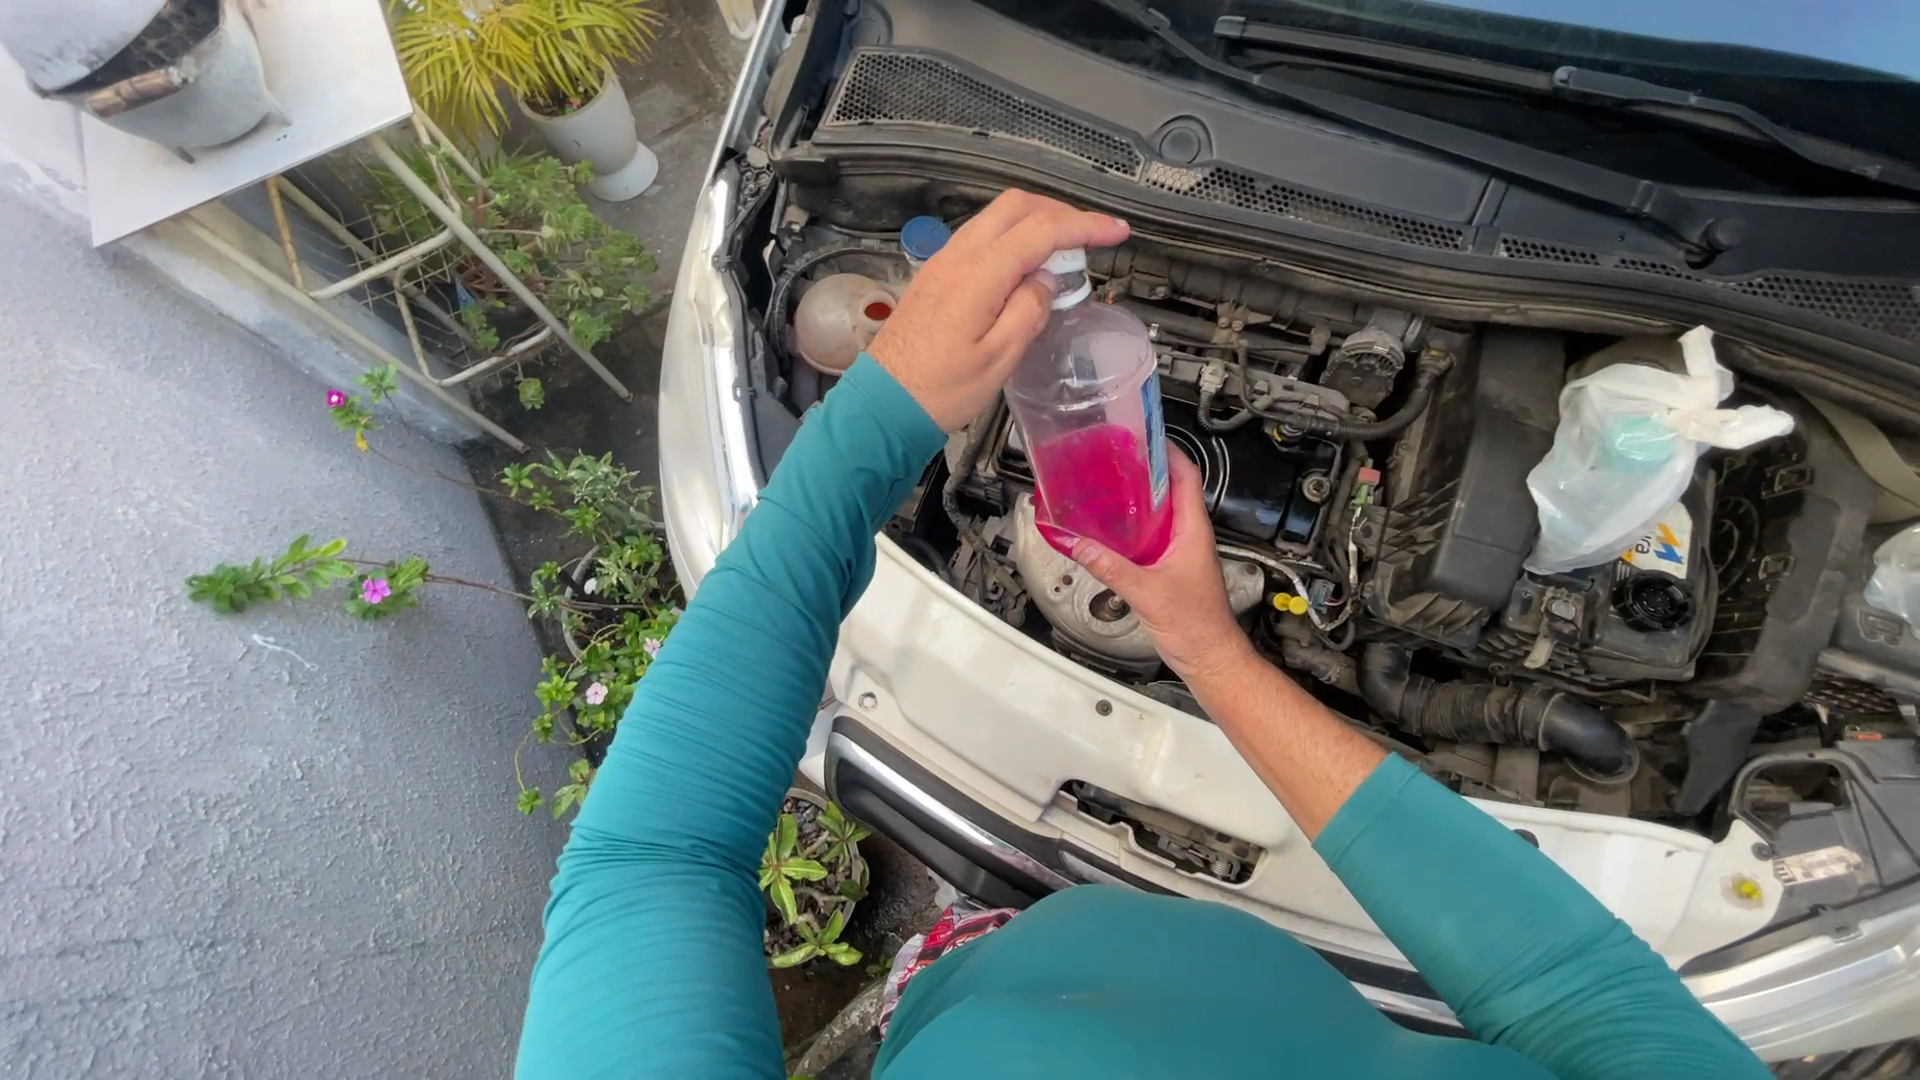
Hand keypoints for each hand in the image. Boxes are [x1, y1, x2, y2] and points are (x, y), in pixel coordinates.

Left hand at [867, 190, 1128, 431]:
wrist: (885, 404)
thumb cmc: (937, 391)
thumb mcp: (998, 359)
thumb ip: (1030, 311)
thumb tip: (1047, 282)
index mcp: (978, 275)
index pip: (1042, 230)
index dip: (1086, 225)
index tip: (1116, 231)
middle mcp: (956, 258)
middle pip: (1016, 206)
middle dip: (1061, 213)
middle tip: (1090, 236)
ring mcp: (941, 264)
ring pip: (996, 220)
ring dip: (1035, 225)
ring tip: (1062, 254)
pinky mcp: (934, 278)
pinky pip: (979, 241)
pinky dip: (1011, 242)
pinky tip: (1023, 270)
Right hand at [1067, 446, 1256, 682]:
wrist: (1208, 658)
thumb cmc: (1197, 627)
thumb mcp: (1149, 593)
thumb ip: (1112, 568)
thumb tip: (1079, 545)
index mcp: (1193, 531)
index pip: (1185, 477)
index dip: (1167, 452)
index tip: (1143, 436)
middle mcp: (1187, 536)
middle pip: (1166, 490)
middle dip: (1141, 472)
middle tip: (1111, 460)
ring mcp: (1177, 552)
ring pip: (1154, 514)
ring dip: (1132, 501)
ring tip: (1102, 489)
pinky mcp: (1165, 568)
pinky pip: (1144, 539)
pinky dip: (1126, 530)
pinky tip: (1104, 532)